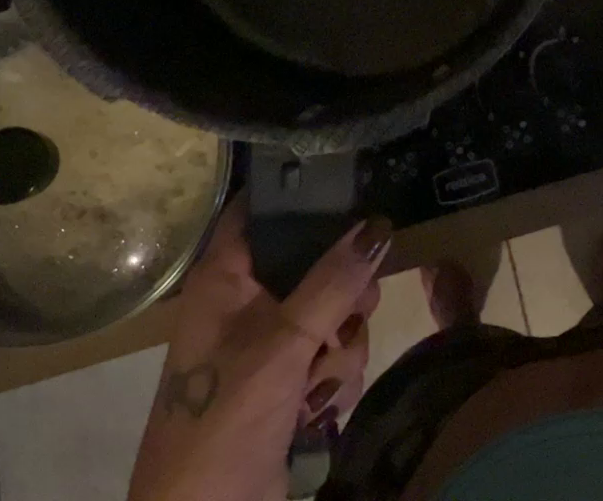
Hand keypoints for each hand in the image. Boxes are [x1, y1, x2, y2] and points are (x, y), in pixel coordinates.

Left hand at [128, 196, 387, 500]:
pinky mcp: (292, 379)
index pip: (261, 209)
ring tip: (318, 381)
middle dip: (345, 294)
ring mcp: (273, 342)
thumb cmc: (223, 418)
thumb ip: (334, 283)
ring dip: (341, 346)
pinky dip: (335, 378)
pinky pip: (336, 352)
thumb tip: (378, 225)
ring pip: (336, 310)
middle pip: (318, 262)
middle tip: (356, 308)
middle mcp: (249, 301)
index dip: (301, 193)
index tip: (353, 182)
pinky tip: (317, 406)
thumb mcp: (284, 344)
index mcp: (226, 277)